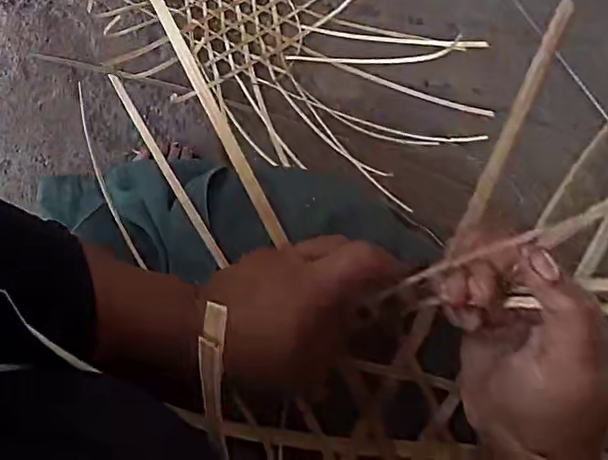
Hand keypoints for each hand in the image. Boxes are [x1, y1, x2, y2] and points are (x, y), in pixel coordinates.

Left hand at [203, 235, 405, 393]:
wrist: (200, 327)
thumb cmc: (261, 351)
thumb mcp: (311, 365)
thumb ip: (338, 339)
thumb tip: (352, 325)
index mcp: (320, 281)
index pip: (366, 255)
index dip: (392, 265)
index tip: (407, 284)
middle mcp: (300, 256)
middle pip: (343, 243)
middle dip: (365, 263)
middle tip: (376, 293)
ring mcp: (275, 252)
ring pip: (316, 248)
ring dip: (333, 266)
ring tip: (337, 300)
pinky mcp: (256, 256)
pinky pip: (293, 256)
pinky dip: (307, 270)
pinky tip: (300, 299)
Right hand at [437, 242, 607, 459]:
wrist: (517, 446)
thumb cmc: (552, 406)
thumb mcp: (571, 360)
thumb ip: (564, 305)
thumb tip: (536, 251)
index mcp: (564, 298)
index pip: (524, 248)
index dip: (496, 254)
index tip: (482, 284)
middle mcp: (533, 292)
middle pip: (491, 248)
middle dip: (471, 267)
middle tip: (470, 299)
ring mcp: (503, 301)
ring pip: (469, 260)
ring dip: (456, 277)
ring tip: (457, 307)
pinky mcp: (476, 311)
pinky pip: (455, 280)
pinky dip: (449, 292)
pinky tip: (457, 317)